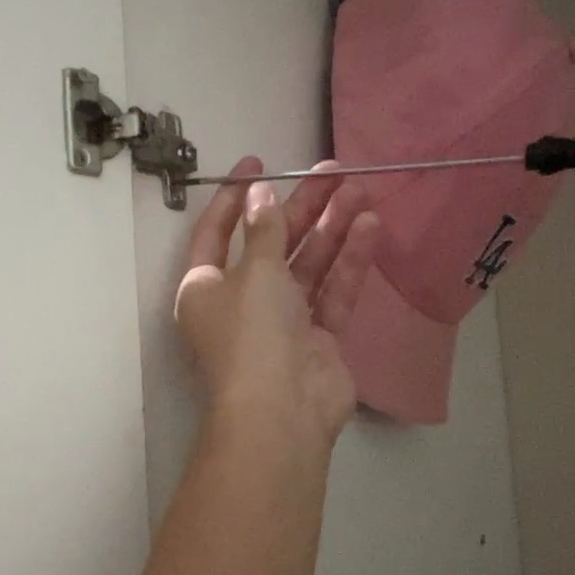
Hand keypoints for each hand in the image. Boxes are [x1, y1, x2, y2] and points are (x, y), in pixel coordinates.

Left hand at [175, 157, 380, 452]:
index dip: (235, 197)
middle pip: (270, 244)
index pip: (216, 233)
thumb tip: (258, 196)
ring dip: (331, 228)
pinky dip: (347, 262)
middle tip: (333, 169)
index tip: (259, 162)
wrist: (281, 412)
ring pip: (306, 265)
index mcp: (204, 288)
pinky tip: (369, 226)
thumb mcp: (253, 273)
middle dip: (300, 207)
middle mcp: (238, 303)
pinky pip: (331, 292)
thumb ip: (263, 231)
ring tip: (360, 189)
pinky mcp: (316, 339)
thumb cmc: (251, 335)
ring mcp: (280, 322)